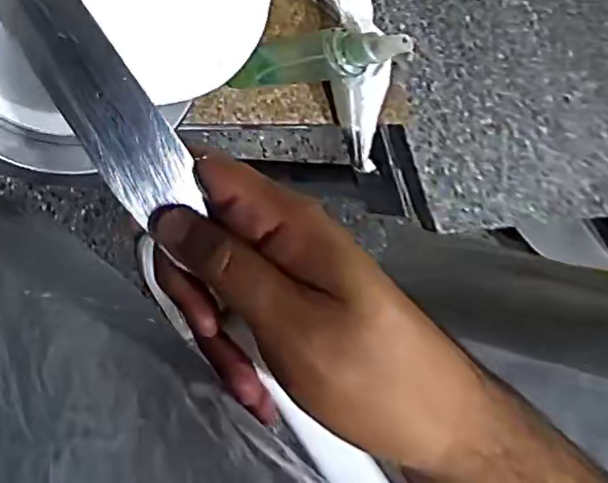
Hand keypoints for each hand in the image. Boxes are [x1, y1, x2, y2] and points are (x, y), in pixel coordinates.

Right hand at [152, 153, 601, 480]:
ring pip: (204, 274)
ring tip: (239, 373)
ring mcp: (272, 266)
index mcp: (281, 218)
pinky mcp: (274, 299)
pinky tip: (250, 379)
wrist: (450, 440)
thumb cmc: (380, 378)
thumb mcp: (293, 322)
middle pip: (191, 228)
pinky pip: (225, 306)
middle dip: (188, 284)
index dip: (165, 188)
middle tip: (208, 329)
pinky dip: (228, 344)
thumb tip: (165, 217)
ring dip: (208, 326)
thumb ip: (224, 263)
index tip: (157, 244)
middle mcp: (271, 231)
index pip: (203, 168)